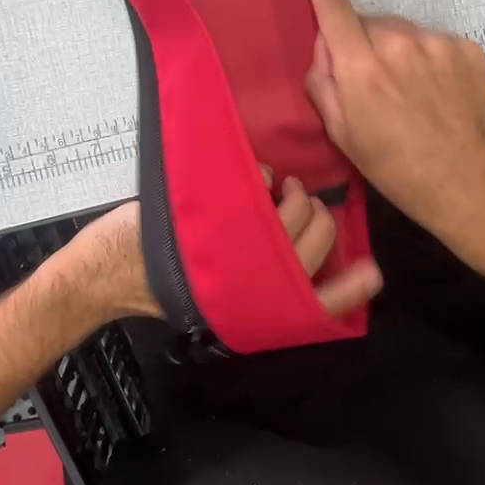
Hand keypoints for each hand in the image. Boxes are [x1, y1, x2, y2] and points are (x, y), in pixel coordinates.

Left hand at [53, 171, 381, 323]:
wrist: (113, 274)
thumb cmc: (166, 286)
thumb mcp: (223, 302)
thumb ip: (263, 285)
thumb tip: (303, 251)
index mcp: (266, 309)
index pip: (326, 304)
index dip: (353, 286)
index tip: (371, 268)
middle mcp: (264, 282)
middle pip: (322, 237)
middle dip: (317, 212)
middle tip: (298, 200)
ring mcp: (247, 248)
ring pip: (298, 209)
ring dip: (292, 190)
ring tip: (277, 186)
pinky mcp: (226, 218)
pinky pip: (263, 184)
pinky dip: (260, 175)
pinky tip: (248, 180)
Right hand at [301, 0, 484, 278]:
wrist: (467, 184)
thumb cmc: (394, 166)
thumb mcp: (341, 133)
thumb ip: (323, 81)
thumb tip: (324, 46)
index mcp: (361, 67)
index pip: (333, 9)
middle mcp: (399, 44)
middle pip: (367, 26)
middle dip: (363, 46)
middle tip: (375, 91)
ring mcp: (438, 44)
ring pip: (402, 33)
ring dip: (398, 53)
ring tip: (412, 97)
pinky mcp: (468, 49)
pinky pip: (434, 43)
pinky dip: (429, 61)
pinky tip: (437, 93)